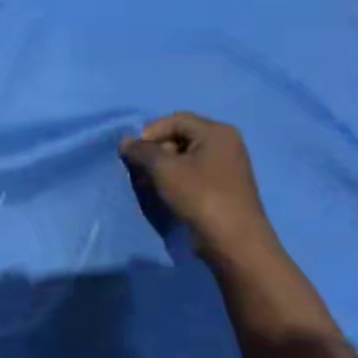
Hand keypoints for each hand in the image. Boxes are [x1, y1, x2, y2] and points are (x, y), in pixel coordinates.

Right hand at [121, 111, 276, 261]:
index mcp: (216, 131)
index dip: (150, 133)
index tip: (134, 155)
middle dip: (155, 151)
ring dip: (163, 168)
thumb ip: (142, 151)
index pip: (175, 120)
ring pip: (185, 157)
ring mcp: (226, 166)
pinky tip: (165, 194)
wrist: (232, 238)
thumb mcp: (164, 169)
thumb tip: (125, 142)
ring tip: (148, 185)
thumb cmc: (200, 196)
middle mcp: (224, 143)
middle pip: (181, 137)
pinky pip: (193, 174)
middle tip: (140, 172)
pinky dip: (176, 179)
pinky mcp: (222, 186)